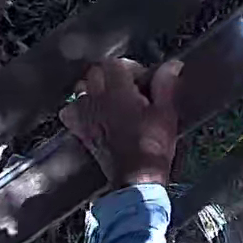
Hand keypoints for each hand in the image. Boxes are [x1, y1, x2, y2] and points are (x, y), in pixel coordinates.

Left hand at [61, 57, 183, 187]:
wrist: (137, 179)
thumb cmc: (154, 147)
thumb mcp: (166, 114)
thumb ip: (165, 85)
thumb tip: (172, 64)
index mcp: (118, 92)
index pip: (115, 63)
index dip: (131, 68)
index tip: (143, 81)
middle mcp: (97, 100)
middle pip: (95, 73)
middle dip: (112, 75)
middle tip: (129, 88)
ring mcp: (86, 116)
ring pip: (81, 89)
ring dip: (94, 88)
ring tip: (111, 99)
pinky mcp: (81, 131)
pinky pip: (70, 111)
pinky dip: (78, 108)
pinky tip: (93, 113)